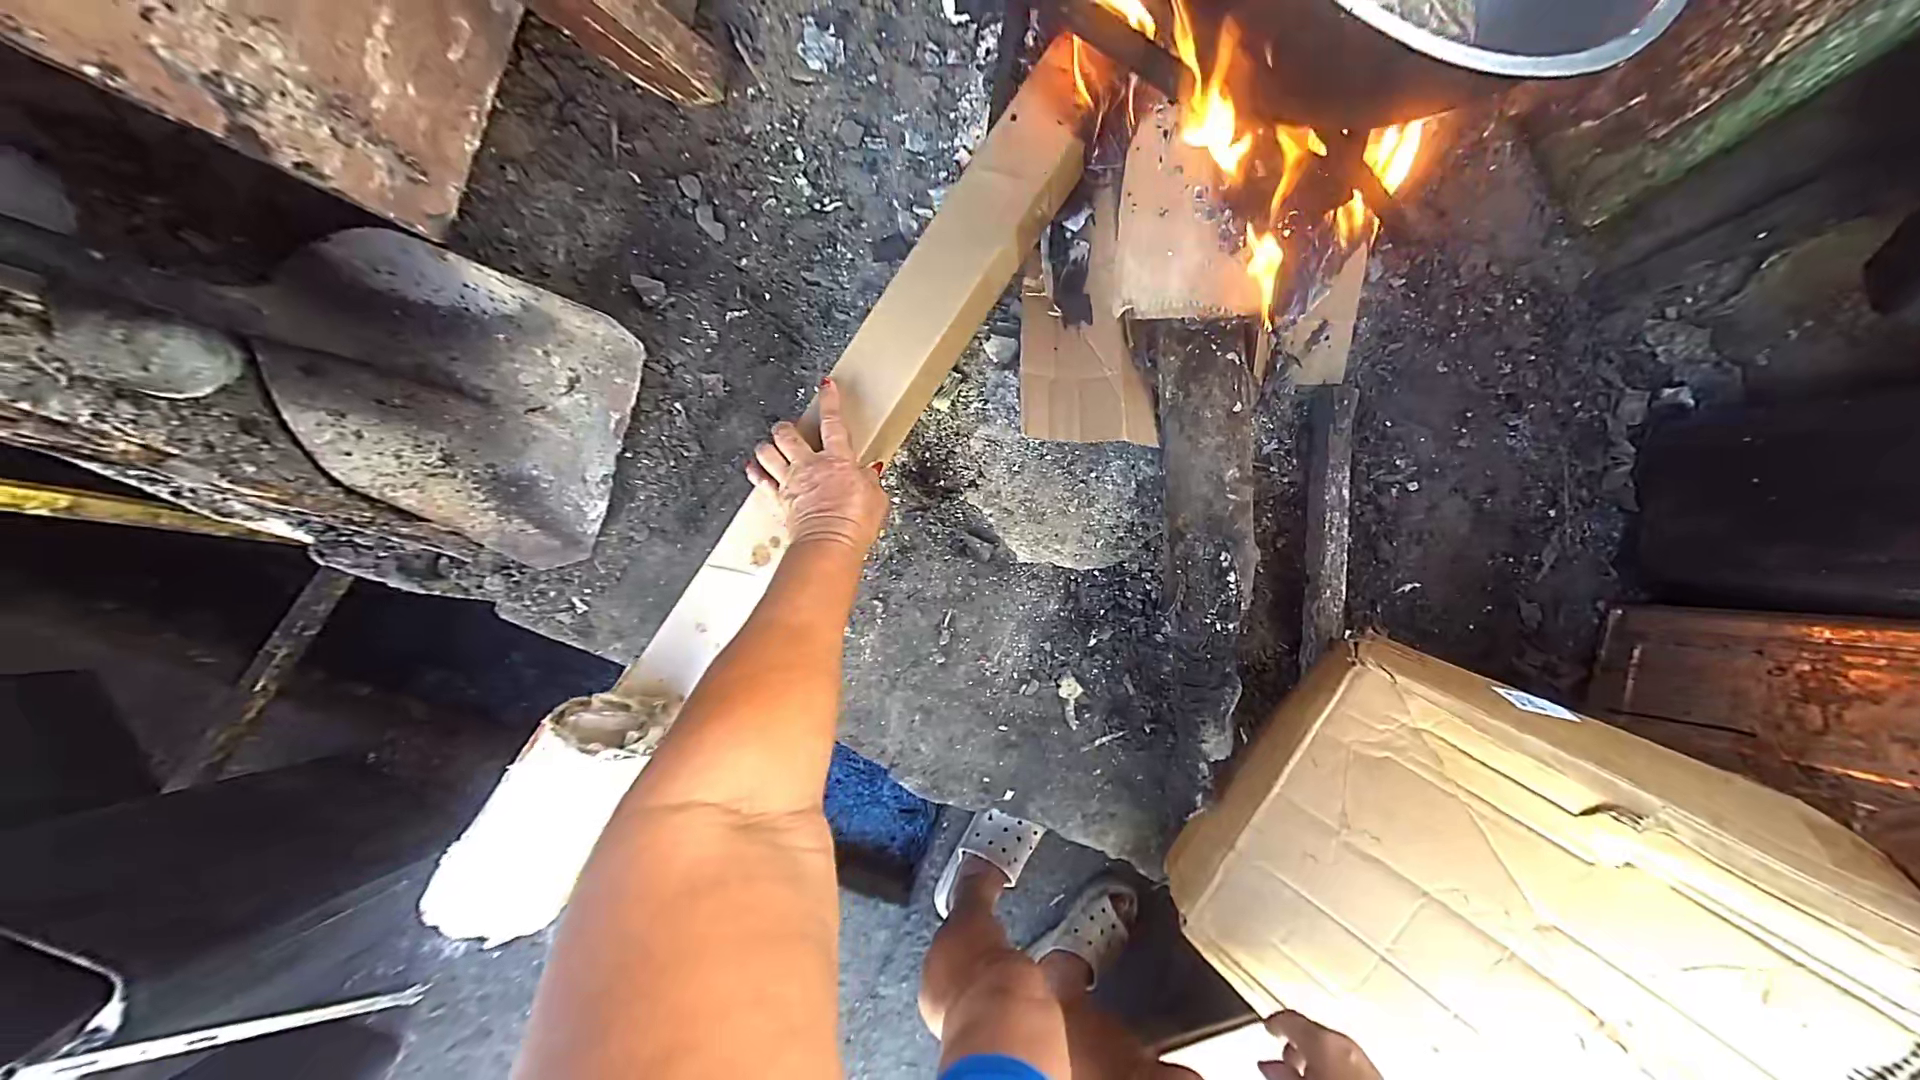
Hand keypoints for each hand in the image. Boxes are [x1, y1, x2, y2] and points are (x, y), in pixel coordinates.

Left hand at [746, 376, 888, 554]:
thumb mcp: (876, 498)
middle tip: (789, 427)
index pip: (833, 423)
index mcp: (838, 460)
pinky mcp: (780, 500)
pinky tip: (754, 469)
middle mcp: (810, 466)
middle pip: (788, 434)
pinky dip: (756, 473)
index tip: (826, 387)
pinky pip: (761, 481)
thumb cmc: (854, 524)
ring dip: (767, 447)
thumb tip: (869, 473)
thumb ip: (869, 481)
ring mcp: (791, 482)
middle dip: (787, 427)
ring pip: (768, 452)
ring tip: (770, 446)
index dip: (830, 402)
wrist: (830, 545)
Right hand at [1258, 1011, 1383, 1079]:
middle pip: (1312, 1032)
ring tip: (1305, 1072)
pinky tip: (1328, 1077)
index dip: (1275, 1021)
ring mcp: (1362, 1056)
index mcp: (1322, 1037)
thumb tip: (1268, 1064)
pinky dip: (1333, 1064)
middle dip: (1296, 1043)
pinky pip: (1346, 1059)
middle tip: (1284, 1056)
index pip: (1290, 1017)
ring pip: (1330, 1046)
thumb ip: (1280, 1070)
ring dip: (1316, 1056)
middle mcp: (1343, 1041)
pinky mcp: (1375, 1070)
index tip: (1268, 1024)